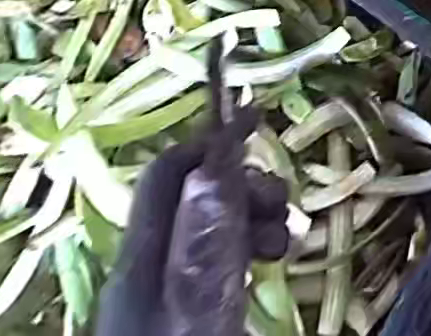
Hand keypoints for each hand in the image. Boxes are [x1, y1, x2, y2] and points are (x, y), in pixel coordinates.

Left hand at [95, 107, 290, 335]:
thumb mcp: (199, 309)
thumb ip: (206, 240)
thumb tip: (213, 163)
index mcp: (145, 257)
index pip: (171, 170)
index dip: (213, 140)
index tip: (260, 120)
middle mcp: (150, 264)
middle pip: (197, 191)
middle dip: (247, 184)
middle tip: (282, 207)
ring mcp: (165, 289)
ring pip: (212, 221)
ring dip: (255, 215)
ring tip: (285, 241)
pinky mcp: (181, 309)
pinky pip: (217, 255)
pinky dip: (249, 245)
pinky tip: (269, 262)